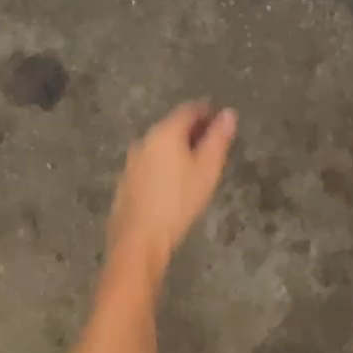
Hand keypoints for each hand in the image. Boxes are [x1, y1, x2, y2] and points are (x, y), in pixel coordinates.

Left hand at [105, 103, 238, 280]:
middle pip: (172, 127)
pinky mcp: (125, 184)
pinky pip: (150, 164)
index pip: (189, 110)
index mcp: (165, 133)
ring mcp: (130, 164)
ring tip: (196, 164)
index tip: (221, 120)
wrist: (137, 243)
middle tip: (212, 142)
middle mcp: (144, 142)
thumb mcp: (208, 168)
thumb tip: (228, 114)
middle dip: (193, 131)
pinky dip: (164, 164)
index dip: (207, 111)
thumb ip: (219, 138)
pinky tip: (174, 183)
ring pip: (160, 146)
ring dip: (178, 149)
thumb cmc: (178, 202)